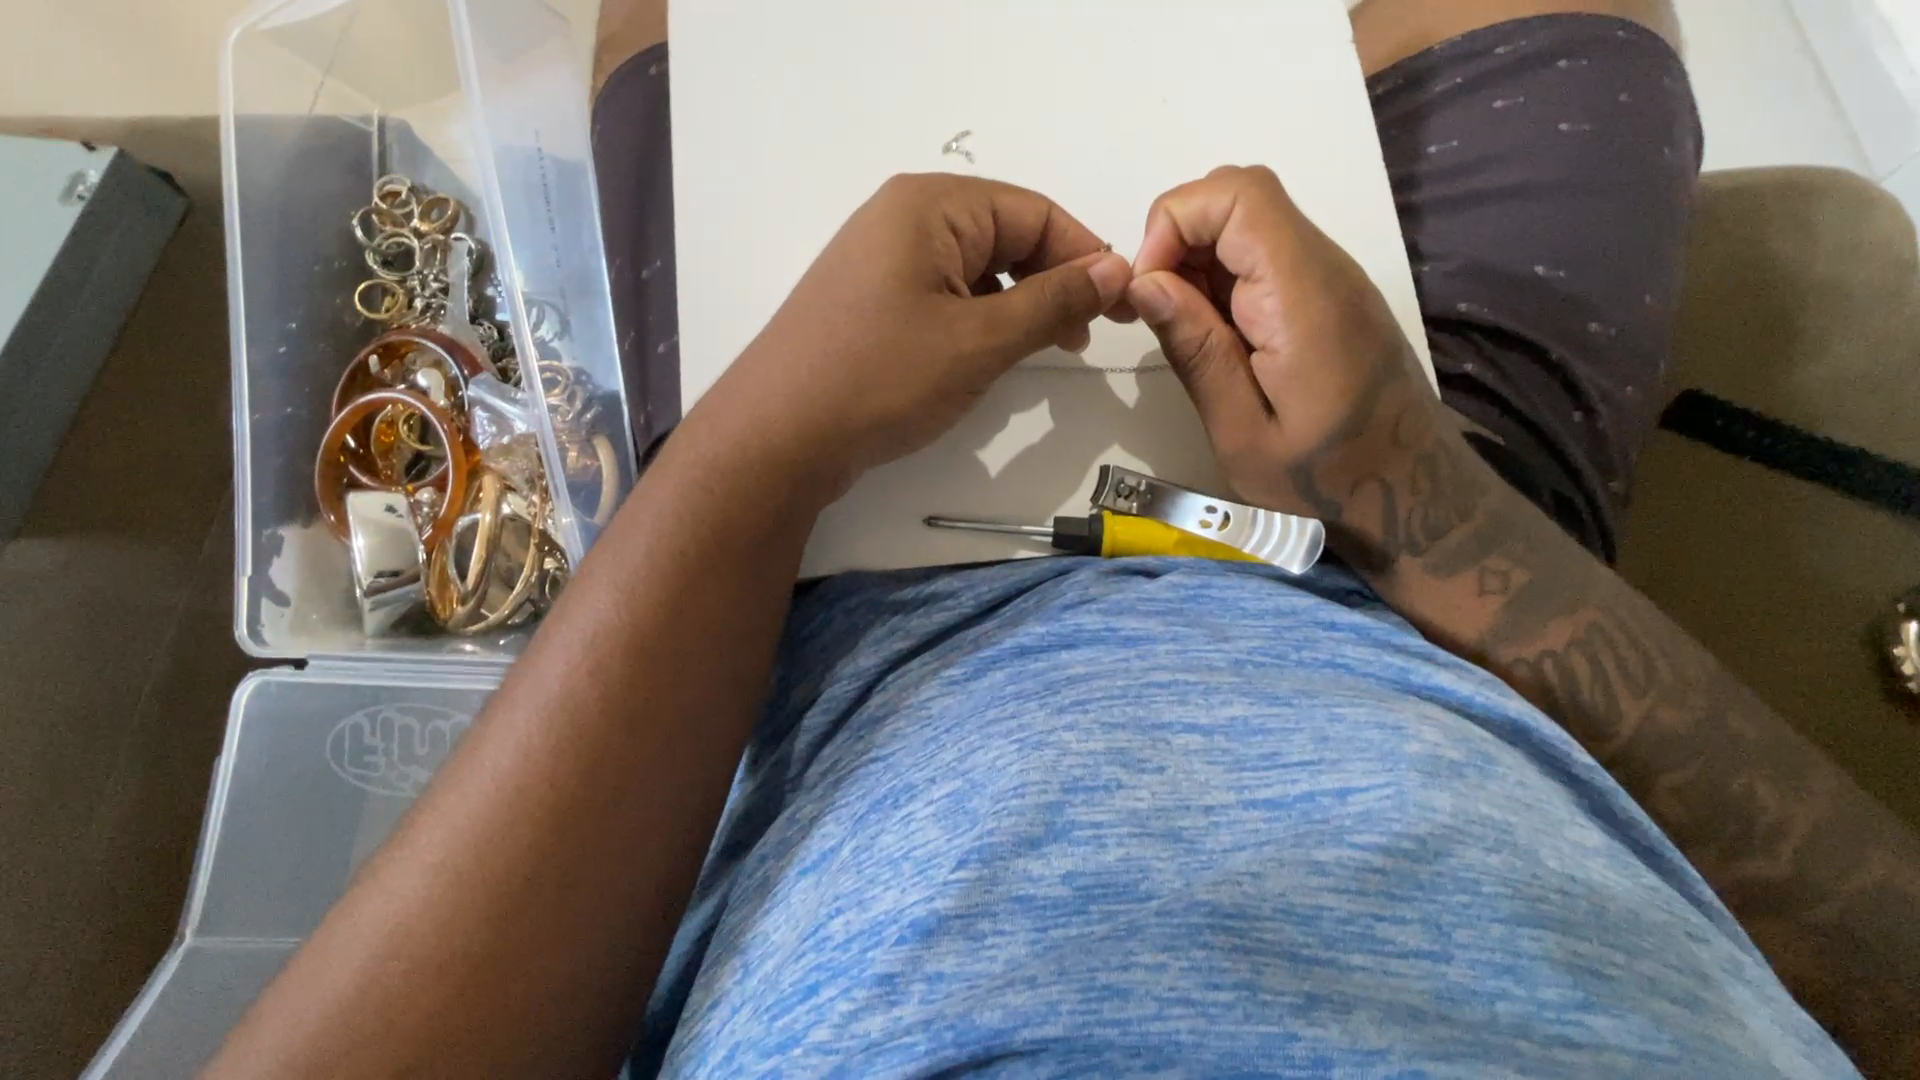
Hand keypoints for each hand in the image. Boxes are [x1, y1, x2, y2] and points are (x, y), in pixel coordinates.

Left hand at [694, 173, 1131, 498]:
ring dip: (1017, 305)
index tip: (1123, 306)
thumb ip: (1053, 301)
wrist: (778, 436)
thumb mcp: (980, 340)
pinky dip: (977, 321)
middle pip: (1003, 235)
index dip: (1085, 255)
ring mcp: (880, 261)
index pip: (1034, 212)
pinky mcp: (869, 303)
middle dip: (1051, 282)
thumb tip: (1116, 269)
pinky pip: (942, 296)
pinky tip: (989, 356)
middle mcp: (903, 218)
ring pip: (974, 270)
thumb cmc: (882, 378)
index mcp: (931, 205)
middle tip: (1084, 337)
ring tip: (1043, 350)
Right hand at [1127, 166, 1467, 564]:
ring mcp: (1331, 278)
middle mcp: (1324, 269)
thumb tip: (1144, 282)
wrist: (1409, 492)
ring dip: (1195, 260)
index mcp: (1303, 299)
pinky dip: (1220, 278)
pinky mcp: (1328, 295)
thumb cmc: (1321, 478)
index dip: (1174, 222)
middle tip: (1152, 310)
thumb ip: (1195, 350)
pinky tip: (1211, 334)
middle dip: (1177, 238)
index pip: (1237, 196)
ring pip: (1249, 223)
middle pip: (1241, 196)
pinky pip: (1265, 257)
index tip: (1145, 290)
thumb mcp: (1241, 432)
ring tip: (1177, 328)